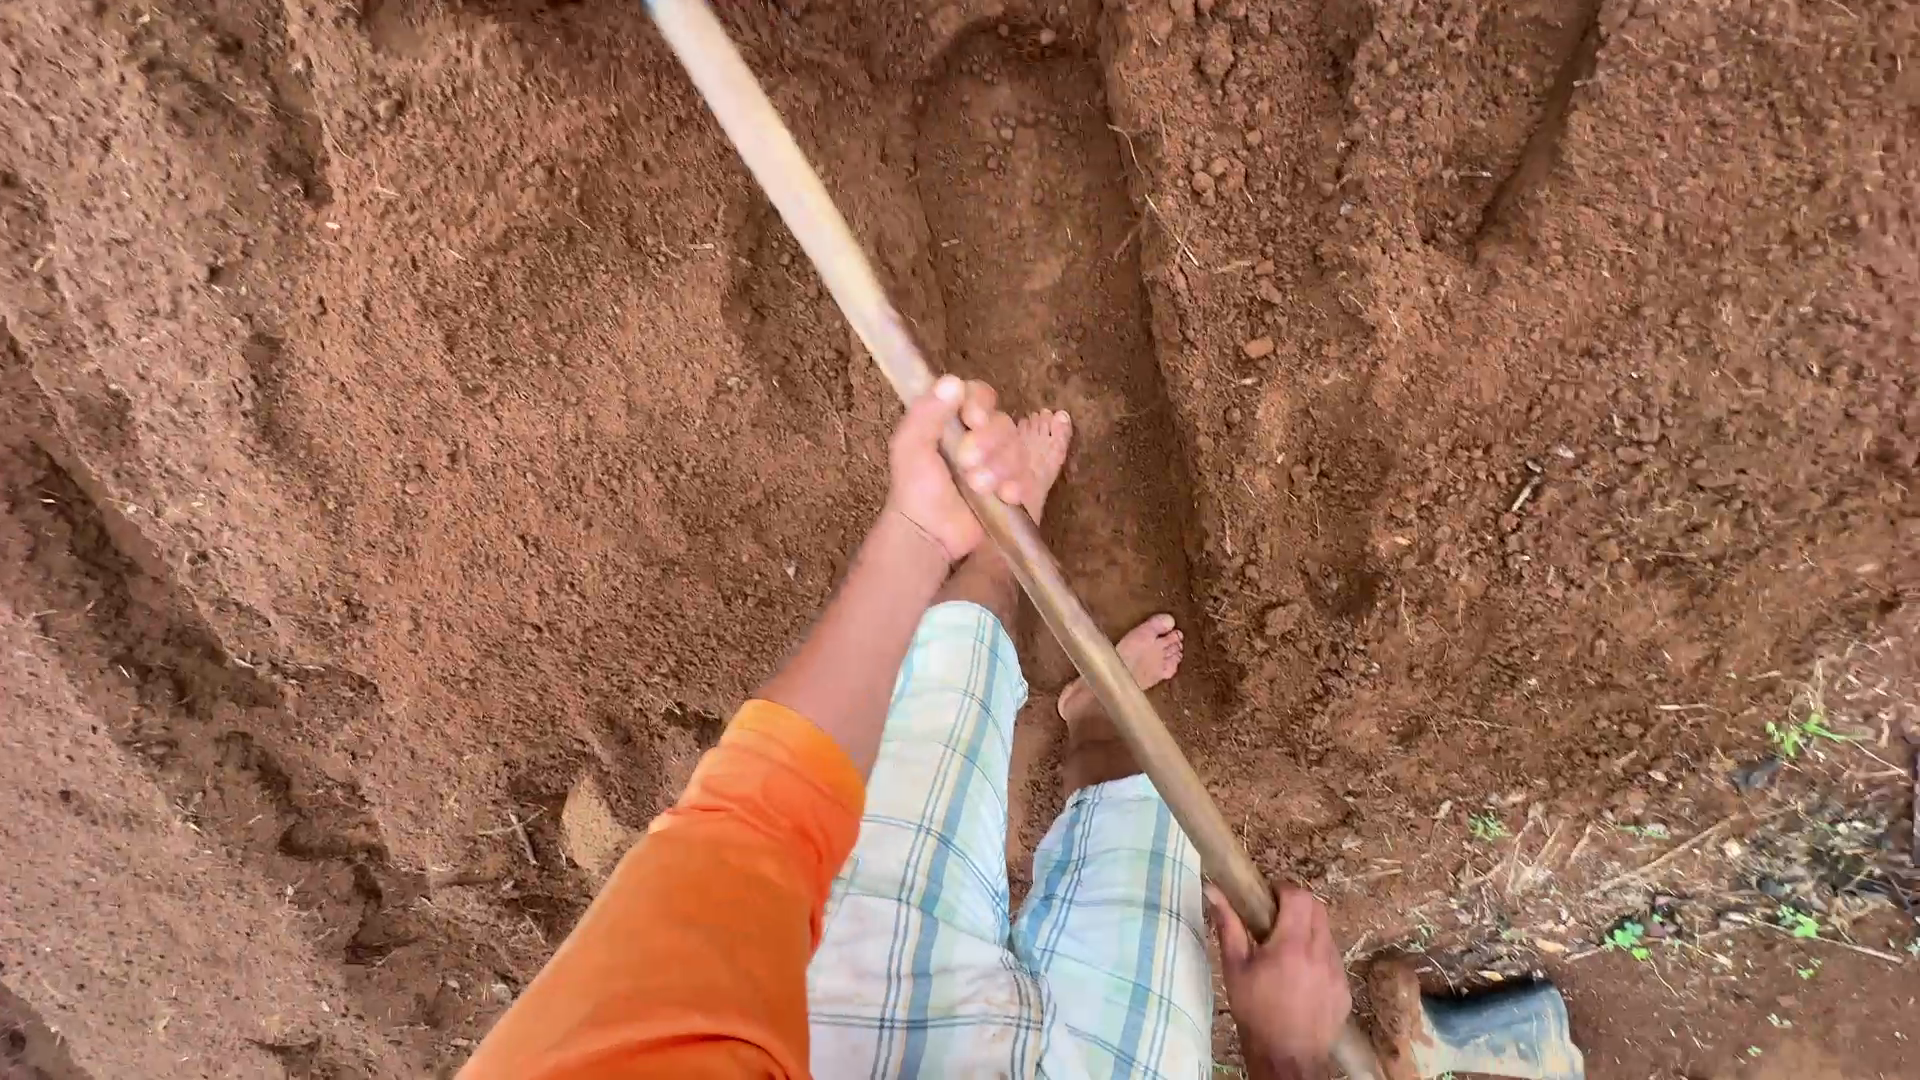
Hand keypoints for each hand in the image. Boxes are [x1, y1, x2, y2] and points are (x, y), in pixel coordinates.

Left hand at [885, 375, 1023, 561]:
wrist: (929, 535)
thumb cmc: (915, 489)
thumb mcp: (911, 447)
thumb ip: (927, 413)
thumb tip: (953, 382)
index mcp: (952, 420)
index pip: (979, 395)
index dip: (981, 403)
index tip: (973, 420)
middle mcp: (976, 436)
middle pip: (1002, 422)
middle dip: (988, 443)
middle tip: (967, 464)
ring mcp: (995, 461)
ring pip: (1015, 448)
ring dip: (999, 467)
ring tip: (978, 487)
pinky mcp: (1008, 485)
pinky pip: (1024, 474)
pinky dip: (1014, 484)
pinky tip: (1003, 497)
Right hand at [1206, 884, 1351, 1079]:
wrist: (1286, 1059)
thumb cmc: (1254, 1009)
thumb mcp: (1234, 966)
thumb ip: (1228, 924)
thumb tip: (1212, 890)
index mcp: (1292, 945)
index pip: (1299, 897)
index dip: (1283, 889)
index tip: (1267, 896)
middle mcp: (1320, 954)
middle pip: (1318, 908)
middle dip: (1297, 903)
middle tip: (1275, 915)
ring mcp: (1337, 973)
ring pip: (1327, 932)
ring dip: (1308, 927)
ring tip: (1286, 945)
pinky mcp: (1344, 990)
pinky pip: (1333, 957)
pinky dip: (1317, 952)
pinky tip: (1300, 971)